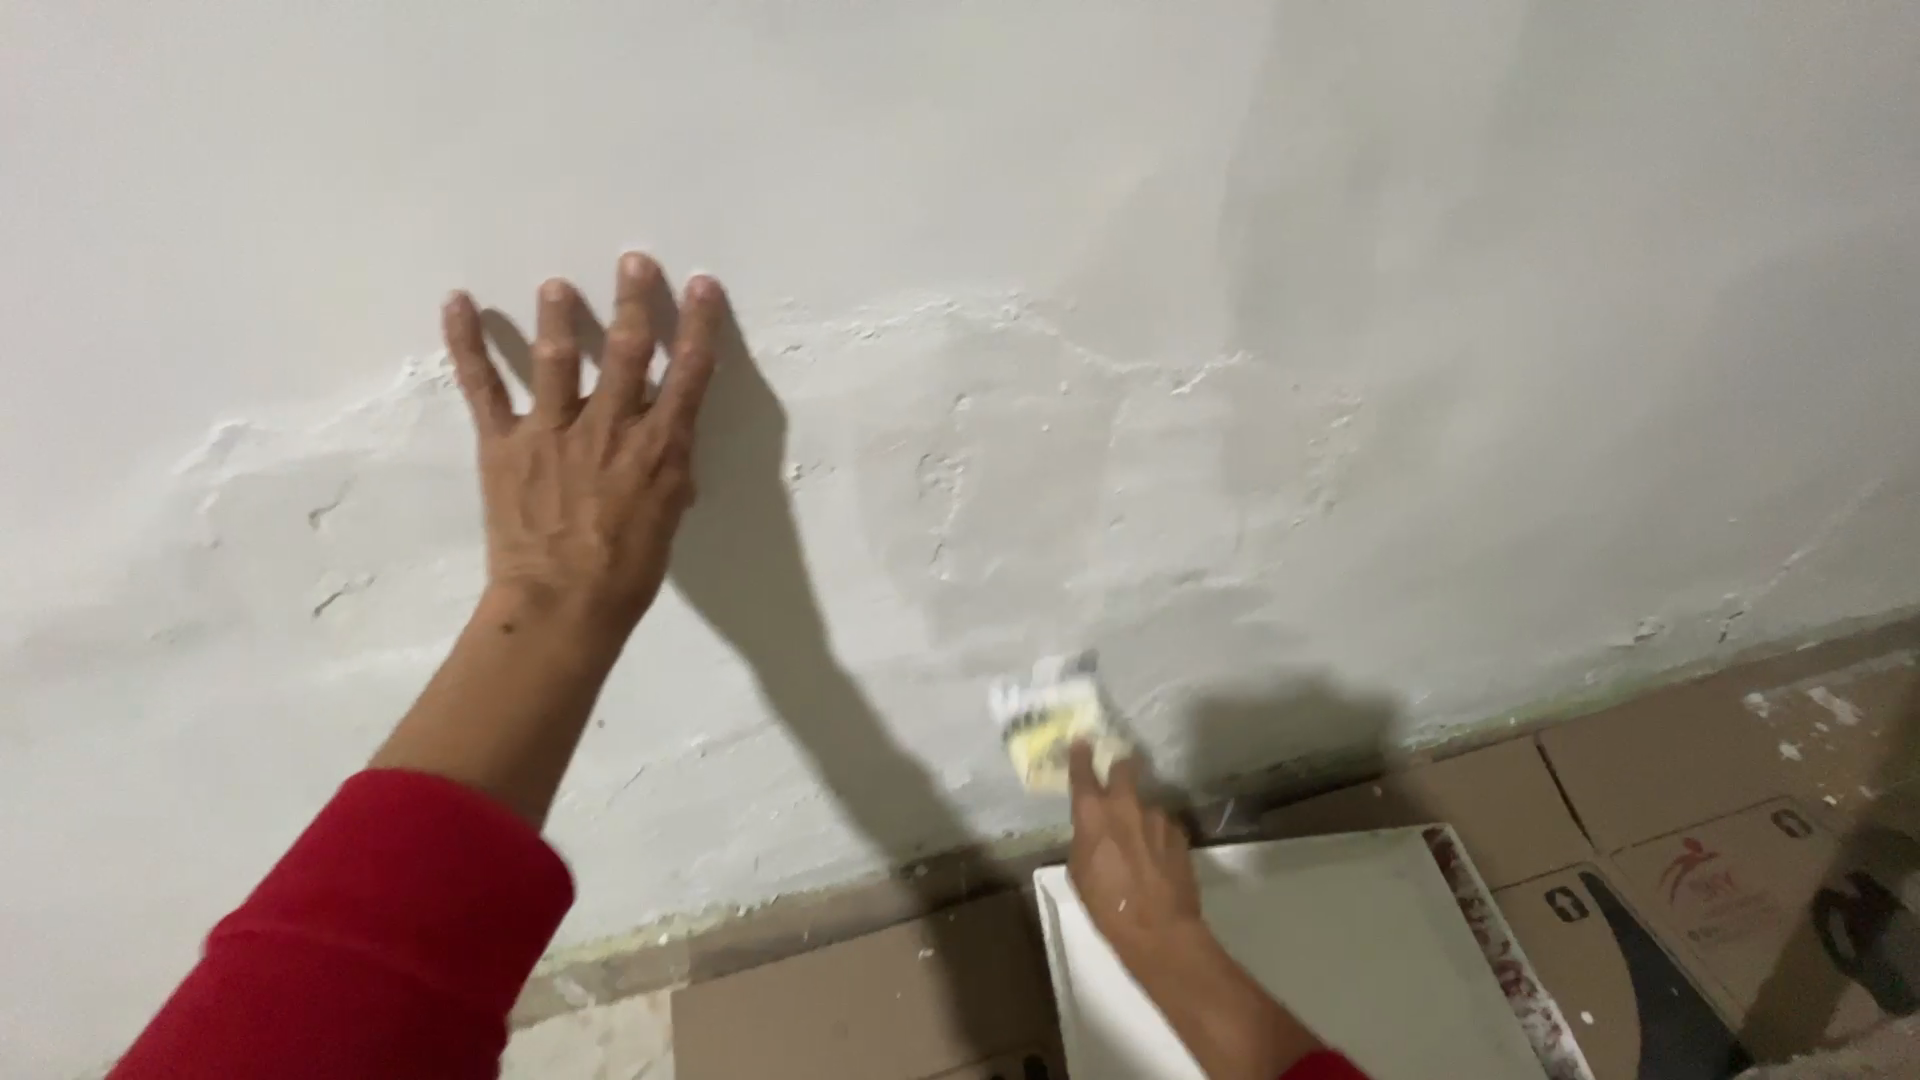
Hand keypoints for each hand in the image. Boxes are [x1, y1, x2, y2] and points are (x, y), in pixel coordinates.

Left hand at [442, 253, 730, 636]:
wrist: (562, 604)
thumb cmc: (630, 569)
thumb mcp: (669, 517)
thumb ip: (670, 470)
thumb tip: (668, 443)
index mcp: (658, 447)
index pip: (687, 374)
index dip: (697, 326)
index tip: (702, 287)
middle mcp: (610, 427)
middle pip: (627, 350)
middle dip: (634, 301)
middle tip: (634, 261)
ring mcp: (553, 431)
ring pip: (558, 357)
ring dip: (560, 314)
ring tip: (558, 285)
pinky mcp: (504, 443)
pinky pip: (484, 385)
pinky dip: (467, 342)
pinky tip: (458, 302)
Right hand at [1068, 743, 1326, 1078]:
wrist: (1160, 932)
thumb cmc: (1107, 906)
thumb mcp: (1079, 872)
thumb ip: (1085, 840)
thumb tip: (1092, 830)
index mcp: (1093, 814)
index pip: (1083, 772)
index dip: (1082, 754)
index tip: (1083, 740)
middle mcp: (1125, 805)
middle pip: (1124, 767)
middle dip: (1121, 767)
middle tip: (1119, 777)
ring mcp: (1157, 816)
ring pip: (1145, 804)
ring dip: (1140, 816)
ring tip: (1140, 846)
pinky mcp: (1179, 832)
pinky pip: (1162, 826)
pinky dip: (1158, 836)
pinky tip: (1157, 860)